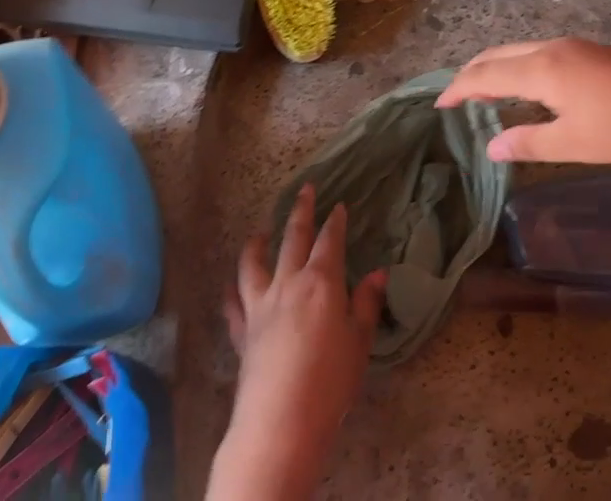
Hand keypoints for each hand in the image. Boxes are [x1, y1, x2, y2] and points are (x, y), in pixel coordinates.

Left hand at [208, 185, 384, 499]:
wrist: (281, 420)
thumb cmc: (330, 381)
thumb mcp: (359, 342)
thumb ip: (366, 304)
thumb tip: (379, 272)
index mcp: (321, 282)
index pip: (329, 242)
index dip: (335, 222)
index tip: (339, 205)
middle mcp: (287, 284)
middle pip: (292, 238)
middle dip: (300, 212)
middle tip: (304, 190)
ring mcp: (259, 306)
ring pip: (253, 264)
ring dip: (257, 243)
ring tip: (259, 232)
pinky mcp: (241, 331)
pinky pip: (233, 303)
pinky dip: (232, 290)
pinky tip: (232, 286)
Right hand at [435, 37, 610, 164]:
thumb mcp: (573, 144)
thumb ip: (527, 143)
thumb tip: (491, 147)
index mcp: (541, 70)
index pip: (485, 75)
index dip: (458, 89)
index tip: (438, 105)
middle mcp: (551, 49)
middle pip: (497, 54)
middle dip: (470, 72)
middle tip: (454, 96)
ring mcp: (572, 46)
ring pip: (518, 49)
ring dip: (494, 67)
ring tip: (482, 92)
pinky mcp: (589, 51)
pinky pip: (536, 52)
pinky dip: (516, 65)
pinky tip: (524, 87)